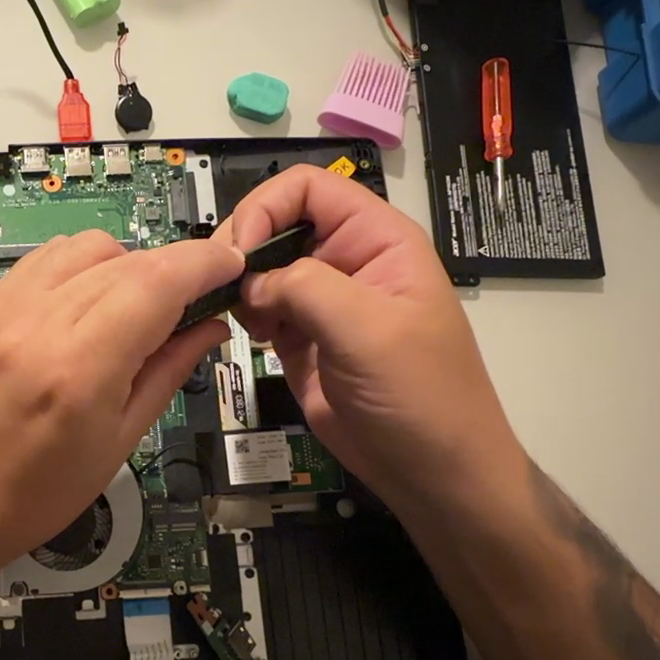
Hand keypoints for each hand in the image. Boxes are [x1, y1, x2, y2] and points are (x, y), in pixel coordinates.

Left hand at [0, 229, 244, 569]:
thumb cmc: (37, 492)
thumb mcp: (120, 440)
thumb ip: (169, 371)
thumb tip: (210, 325)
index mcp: (79, 368)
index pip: (157, 282)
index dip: (205, 264)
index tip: (231, 266)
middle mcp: (39, 323)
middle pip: (129, 261)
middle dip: (178, 267)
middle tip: (198, 298)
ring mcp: (6, 308)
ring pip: (88, 246)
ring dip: (129, 263)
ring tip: (137, 309)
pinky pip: (48, 258)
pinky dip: (84, 266)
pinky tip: (91, 301)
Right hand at [214, 165, 521, 510]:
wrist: (430, 470)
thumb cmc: (418, 394)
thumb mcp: (368, 330)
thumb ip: (305, 287)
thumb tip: (250, 280)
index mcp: (375, 239)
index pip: (307, 188)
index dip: (266, 208)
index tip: (240, 255)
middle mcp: (344, 260)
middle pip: (276, 223)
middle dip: (245, 251)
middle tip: (229, 291)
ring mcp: (321, 301)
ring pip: (260, 268)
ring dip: (242, 288)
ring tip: (252, 323)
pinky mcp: (301, 338)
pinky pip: (259, 309)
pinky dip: (245, 317)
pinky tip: (258, 338)